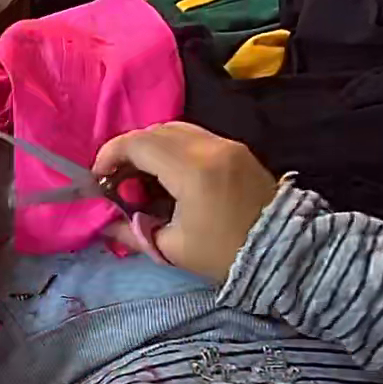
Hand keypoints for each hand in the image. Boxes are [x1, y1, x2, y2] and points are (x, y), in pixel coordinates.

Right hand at [94, 123, 279, 282]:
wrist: (283, 253)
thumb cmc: (225, 254)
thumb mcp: (174, 248)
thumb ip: (133, 233)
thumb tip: (106, 224)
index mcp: (192, 170)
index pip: (138, 144)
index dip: (110, 155)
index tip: (99, 176)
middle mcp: (210, 146)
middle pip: (155, 131)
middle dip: (129, 151)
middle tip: (118, 180)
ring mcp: (227, 144)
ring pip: (176, 130)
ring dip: (151, 146)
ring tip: (141, 176)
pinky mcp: (237, 149)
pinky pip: (195, 137)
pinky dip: (173, 147)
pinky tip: (168, 173)